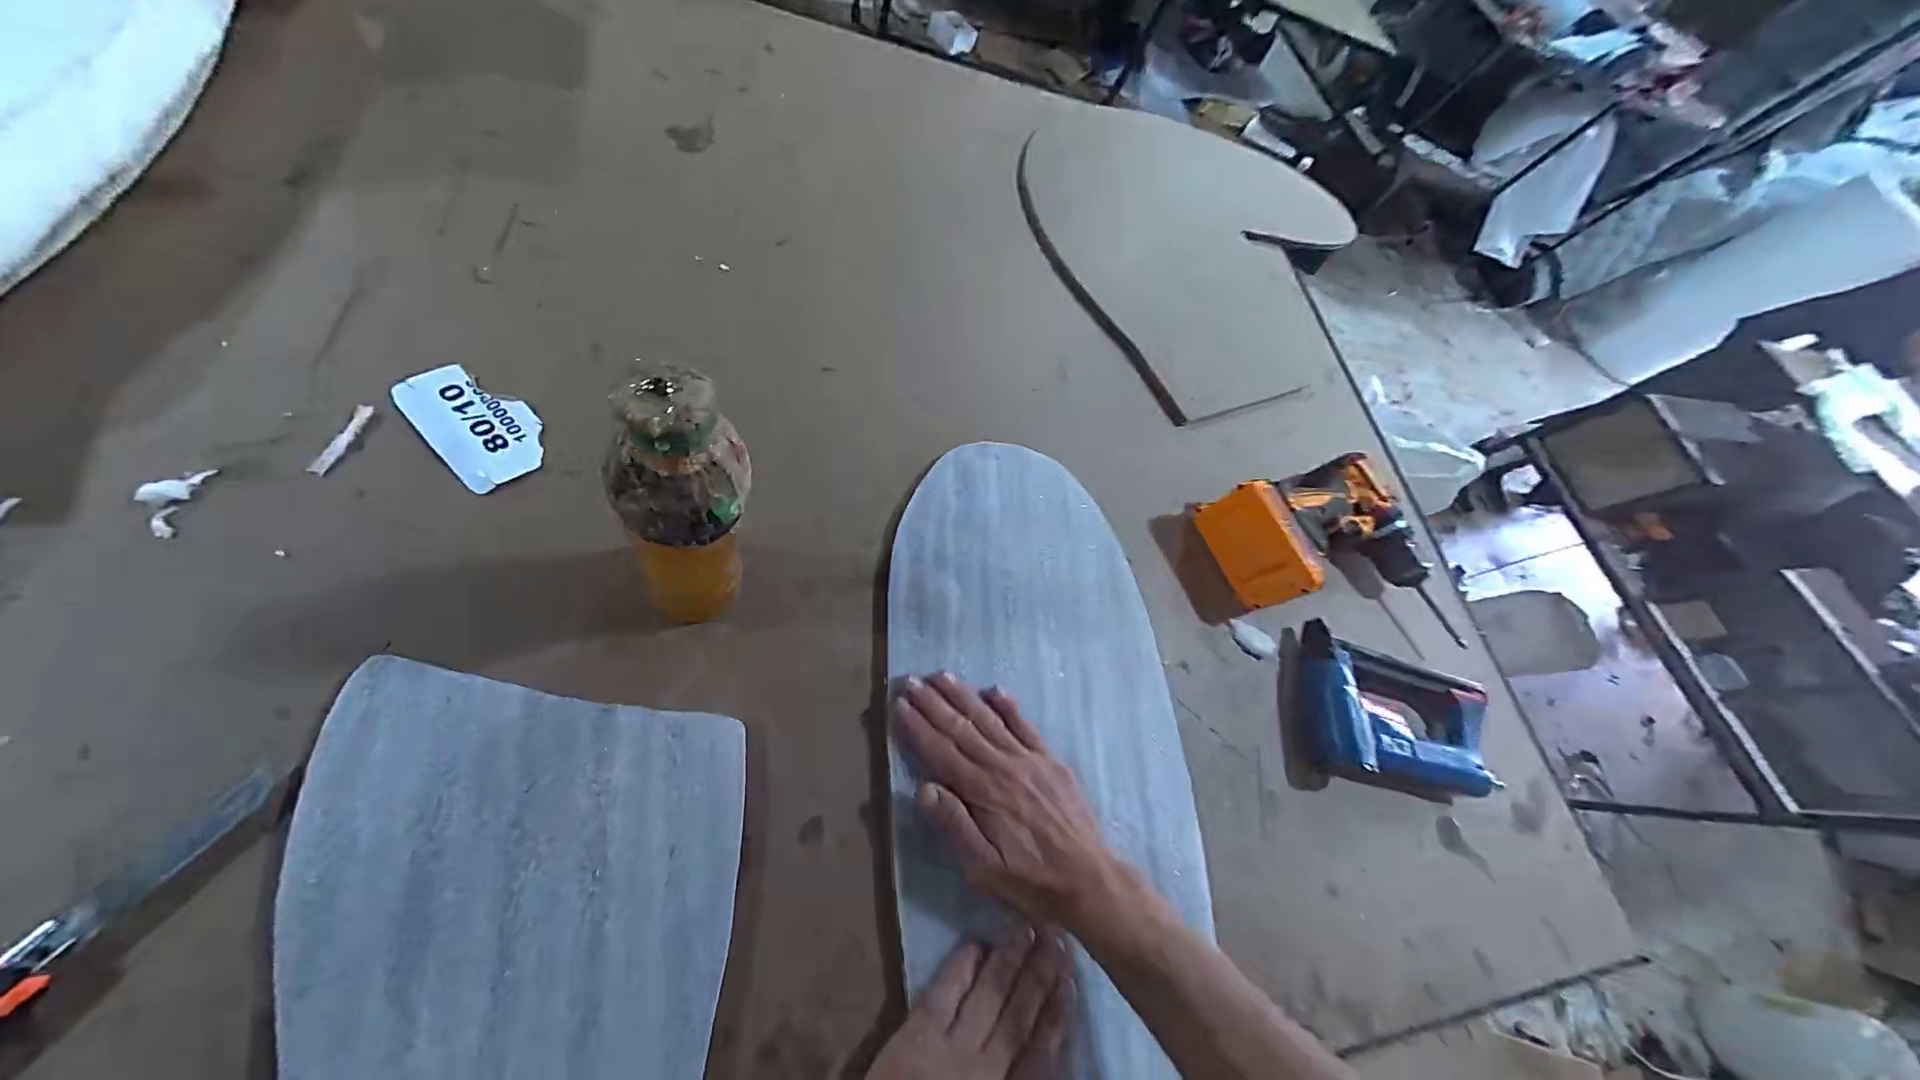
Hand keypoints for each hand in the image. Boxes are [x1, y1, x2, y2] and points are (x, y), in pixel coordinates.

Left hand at [866, 933, 1072, 1079]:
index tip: (1071, 980)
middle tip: (1057, 936)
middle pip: (1018, 1017)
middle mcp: (983, 1072)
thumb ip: (1018, 1078)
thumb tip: (1043, 1043)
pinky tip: (977, 944)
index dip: (1058, 1015)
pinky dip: (961, 967)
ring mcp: (948, 1050)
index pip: (1041, 1054)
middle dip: (1040, 975)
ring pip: (988, 998)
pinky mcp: (915, 1036)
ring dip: (1009, 961)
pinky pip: (944, 993)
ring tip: (1028, 929)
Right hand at [894, 673, 1119, 928]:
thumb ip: (954, 826)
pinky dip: (1008, 707)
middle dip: (933, 703)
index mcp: (982, 792)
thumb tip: (923, 789)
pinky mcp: (1050, 761)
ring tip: (942, 676)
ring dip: (963, 696)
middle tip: (910, 680)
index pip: (941, 751)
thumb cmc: (1030, 880)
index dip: (918, 727)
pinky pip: (1025, 726)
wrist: (1088, 878)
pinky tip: (994, 690)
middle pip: (961, 728)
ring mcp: (1029, 760)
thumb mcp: (983, 869)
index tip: (899, 704)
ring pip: (989, 720)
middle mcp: (1003, 766)